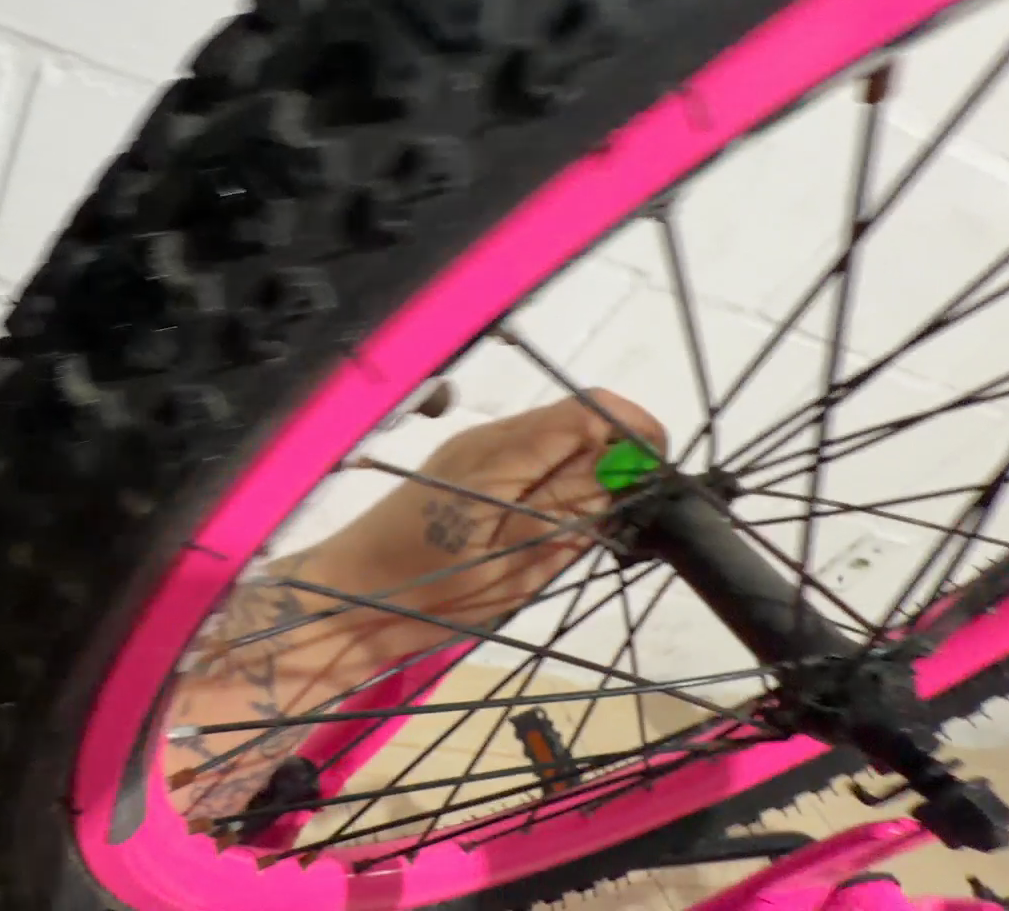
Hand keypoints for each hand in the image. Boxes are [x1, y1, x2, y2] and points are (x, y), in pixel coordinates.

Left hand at [314, 388, 668, 618]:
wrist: (350, 597)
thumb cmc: (427, 591)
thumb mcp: (512, 563)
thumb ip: (571, 510)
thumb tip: (630, 467)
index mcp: (499, 453)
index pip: (590, 409)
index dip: (637, 437)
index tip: (658, 489)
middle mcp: (485, 439)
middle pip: (575, 422)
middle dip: (616, 461)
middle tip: (626, 523)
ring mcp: (470, 452)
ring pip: (553, 443)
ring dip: (586, 477)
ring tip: (588, 534)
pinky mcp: (463, 471)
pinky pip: (527, 462)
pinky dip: (554, 486)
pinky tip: (550, 529)